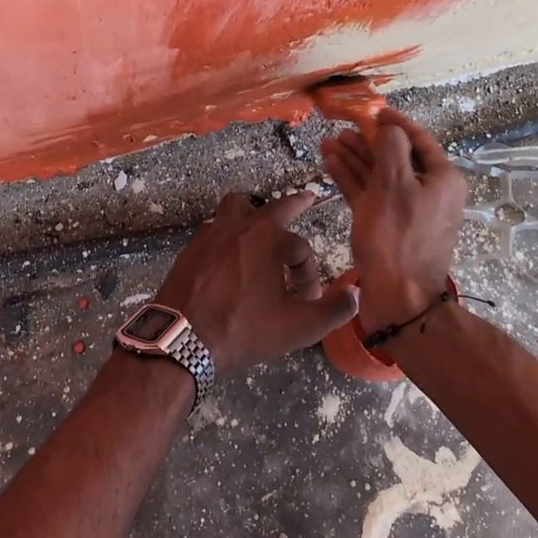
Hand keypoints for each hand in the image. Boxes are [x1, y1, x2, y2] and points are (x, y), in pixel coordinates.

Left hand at [152, 191, 357, 373]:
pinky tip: (230, 257)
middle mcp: (241, 227)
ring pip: (236, 206)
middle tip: (306, 198)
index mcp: (270, 240)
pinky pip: (215, 229)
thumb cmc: (243, 329)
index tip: (308, 300)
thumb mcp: (298, 328)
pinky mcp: (191, 248)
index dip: (310, 274)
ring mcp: (212, 234)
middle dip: (295, 203)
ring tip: (260, 223)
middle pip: (274, 206)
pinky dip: (229, 234)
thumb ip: (334, 310)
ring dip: (253, 211)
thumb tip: (356, 294)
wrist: (181, 338)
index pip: (302, 248)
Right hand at [319, 109, 466, 334]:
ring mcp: (408, 210)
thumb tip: (389, 128)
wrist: (398, 296)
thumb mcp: (394, 184)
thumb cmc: (398, 237)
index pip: (419, 139)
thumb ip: (391, 147)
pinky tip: (331, 163)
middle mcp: (429, 191)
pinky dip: (353, 179)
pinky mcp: (389, 226)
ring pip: (380, 176)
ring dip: (355, 158)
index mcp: (442, 178)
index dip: (396, 123)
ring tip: (328, 142)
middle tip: (341, 129)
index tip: (374, 111)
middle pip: (396, 156)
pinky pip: (371, 195)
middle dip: (367, 141)